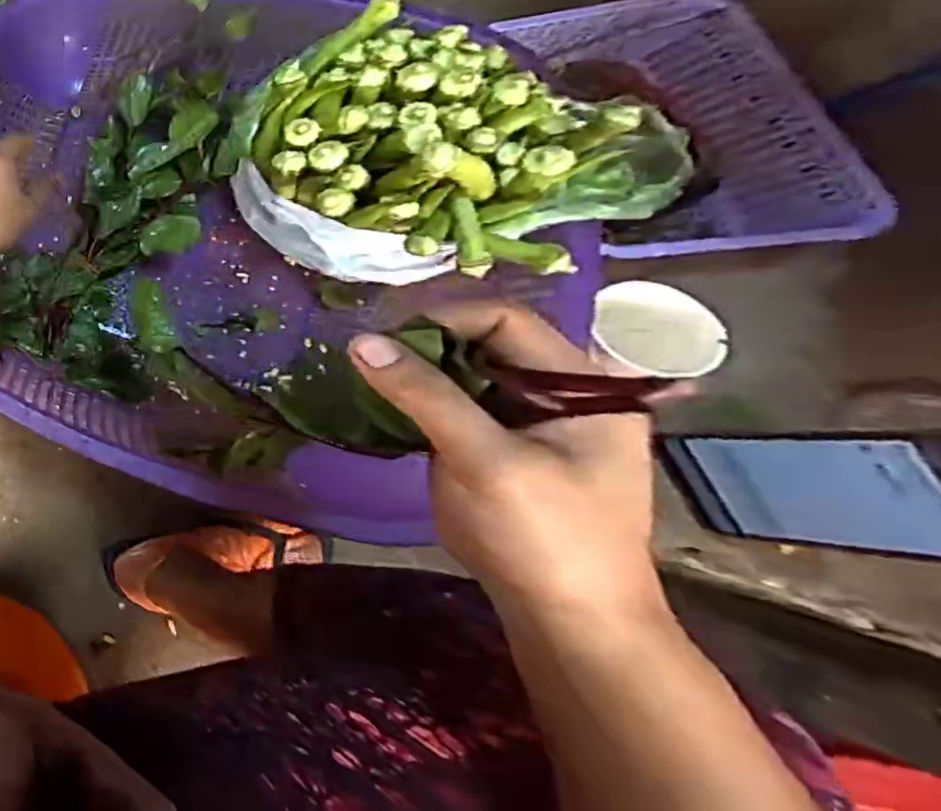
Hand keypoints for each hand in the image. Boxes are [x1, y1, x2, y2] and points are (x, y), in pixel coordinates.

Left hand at [0, 136, 50, 266]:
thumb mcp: (28, 210)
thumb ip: (44, 190)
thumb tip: (58, 176)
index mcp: (0, 157)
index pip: (19, 140)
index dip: (33, 144)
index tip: (42, 152)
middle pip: (0, 147)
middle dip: (15, 155)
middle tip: (28, 167)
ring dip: (0, 166)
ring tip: (13, 182)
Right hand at [348, 303, 664, 620]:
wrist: (564, 621)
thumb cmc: (546, 537)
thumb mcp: (487, 460)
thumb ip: (426, 395)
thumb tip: (360, 340)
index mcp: (580, 386)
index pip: (506, 320)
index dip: (445, 319)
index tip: (389, 337)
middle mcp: (552, 392)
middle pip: (479, 340)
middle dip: (423, 344)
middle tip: (371, 356)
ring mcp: (520, 419)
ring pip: (458, 371)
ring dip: (413, 370)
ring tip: (368, 374)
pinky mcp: (489, 444)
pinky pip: (447, 402)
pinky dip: (412, 398)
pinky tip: (380, 402)